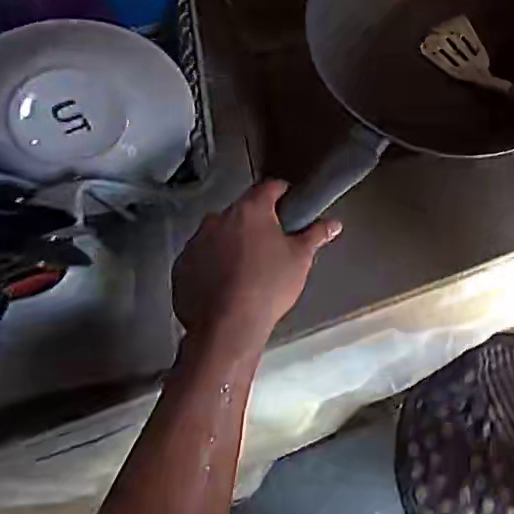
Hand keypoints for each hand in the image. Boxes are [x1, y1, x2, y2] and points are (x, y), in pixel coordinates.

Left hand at [173, 180, 340, 344]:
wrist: (227, 327)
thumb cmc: (268, 286)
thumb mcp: (301, 258)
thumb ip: (316, 235)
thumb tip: (333, 224)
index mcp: (251, 210)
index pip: (269, 187)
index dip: (283, 194)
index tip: (290, 204)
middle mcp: (218, 219)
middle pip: (242, 211)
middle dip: (256, 223)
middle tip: (272, 244)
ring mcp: (195, 243)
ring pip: (219, 234)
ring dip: (232, 243)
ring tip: (248, 268)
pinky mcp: (181, 267)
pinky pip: (200, 257)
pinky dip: (212, 264)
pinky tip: (227, 283)